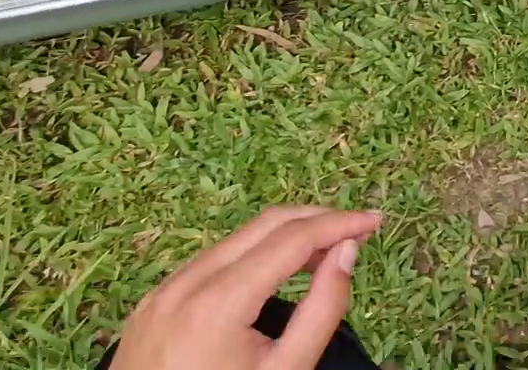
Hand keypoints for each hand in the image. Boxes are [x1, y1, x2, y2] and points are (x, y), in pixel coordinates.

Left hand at [110, 206, 382, 369]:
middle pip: (268, 223)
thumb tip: (348, 249)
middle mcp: (185, 285)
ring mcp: (162, 293)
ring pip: (241, 236)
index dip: (341, 222)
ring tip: (324, 253)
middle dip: (319, 219)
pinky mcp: (151, 304)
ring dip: (289, 234)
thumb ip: (325, 308)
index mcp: (217, 304)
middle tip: (357, 231)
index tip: (376, 221)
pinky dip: (256, 252)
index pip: (294, 238)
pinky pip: (216, 258)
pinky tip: (277, 273)